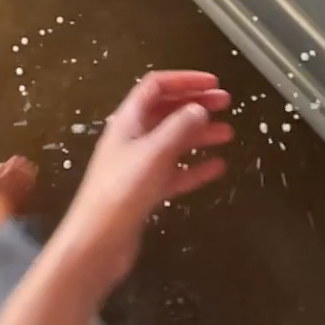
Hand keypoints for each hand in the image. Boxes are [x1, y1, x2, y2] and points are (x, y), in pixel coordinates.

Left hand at [49, 71, 233, 291]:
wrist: (97, 244)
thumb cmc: (122, 191)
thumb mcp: (154, 153)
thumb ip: (179, 128)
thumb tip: (199, 107)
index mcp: (128, 120)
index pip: (156, 86)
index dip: (184, 79)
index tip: (212, 82)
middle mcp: (133, 137)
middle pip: (166, 110)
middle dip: (195, 103)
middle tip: (225, 102)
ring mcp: (139, 165)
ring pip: (173, 141)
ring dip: (199, 134)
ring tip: (228, 133)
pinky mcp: (145, 191)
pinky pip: (175, 171)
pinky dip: (195, 167)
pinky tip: (217, 167)